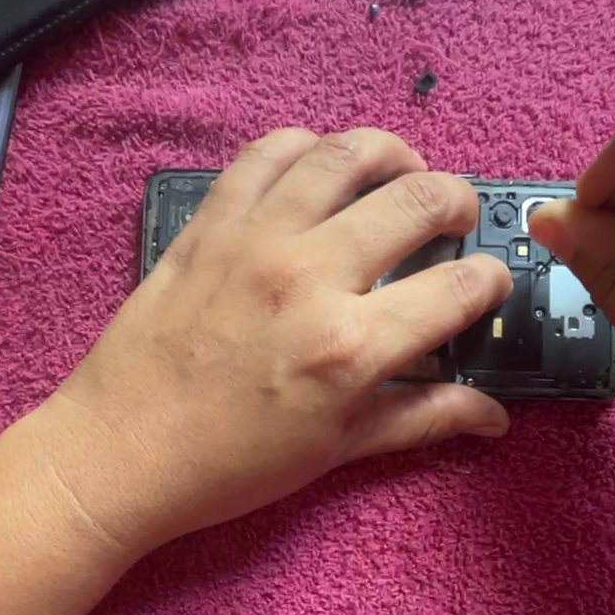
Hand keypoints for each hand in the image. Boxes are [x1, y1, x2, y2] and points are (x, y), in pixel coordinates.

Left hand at [36, 128, 513, 554]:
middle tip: (454, 220)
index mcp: (351, 346)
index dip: (490, 280)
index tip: (486, 285)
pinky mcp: (208, 225)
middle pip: (417, 199)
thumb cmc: (229, 466)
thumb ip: (420, 420)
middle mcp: (310, 277)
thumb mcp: (335, 451)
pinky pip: (265, 155)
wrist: (121, 453)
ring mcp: (254, 241)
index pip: (459, 288)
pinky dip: (305, 148)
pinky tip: (318, 167)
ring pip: (345, 155)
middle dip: (457, 202)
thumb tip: (493, 415)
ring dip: (392, 153)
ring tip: (402, 172)